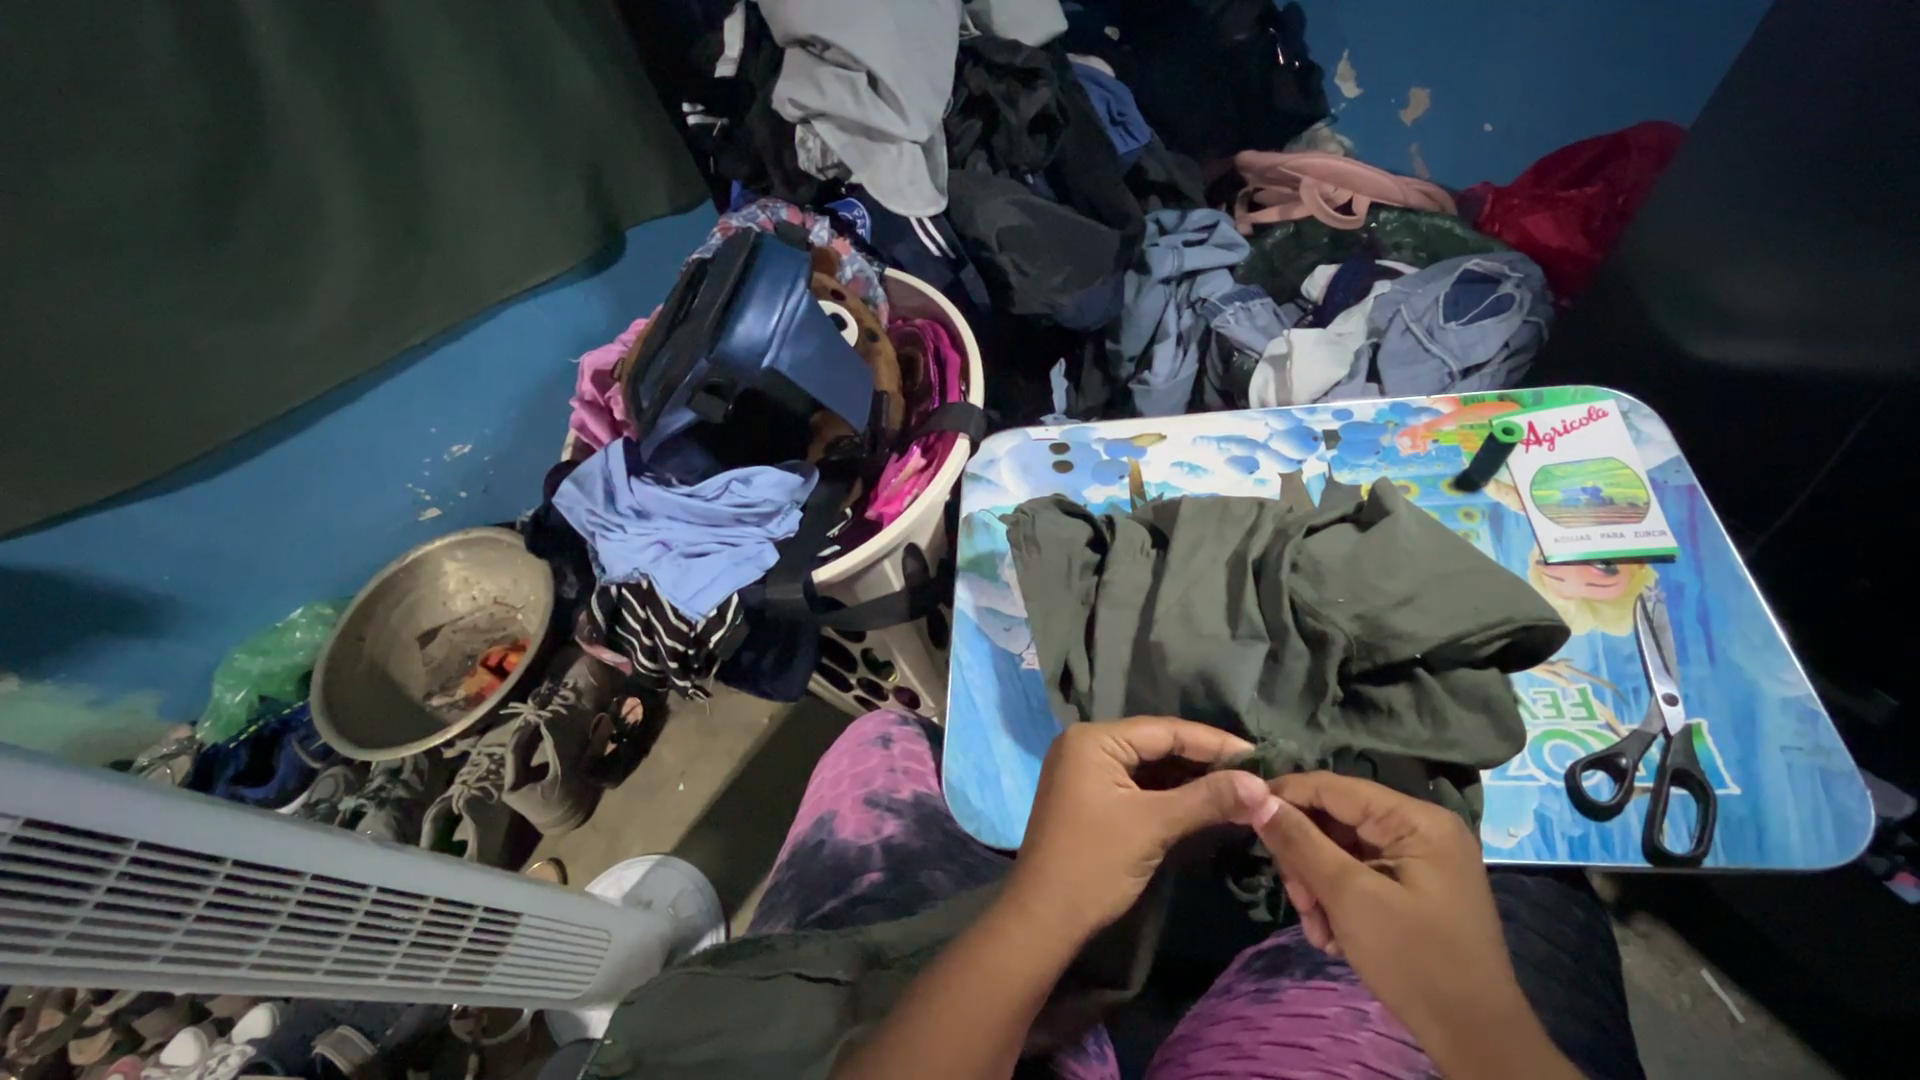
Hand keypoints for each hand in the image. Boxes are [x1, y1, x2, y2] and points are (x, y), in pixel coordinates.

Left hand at [1007, 718, 1278, 942]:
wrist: (1044, 918)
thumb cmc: (1094, 864)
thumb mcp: (1154, 826)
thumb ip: (1207, 799)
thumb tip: (1262, 786)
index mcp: (1093, 739)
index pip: (1165, 730)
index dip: (1215, 742)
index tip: (1262, 756)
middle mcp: (1087, 745)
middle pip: (1158, 744)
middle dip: (1207, 761)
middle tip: (1257, 775)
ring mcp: (1087, 771)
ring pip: (1151, 766)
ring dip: (1193, 779)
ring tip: (1242, 789)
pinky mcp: (1092, 796)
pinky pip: (1140, 785)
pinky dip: (1172, 794)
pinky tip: (1208, 803)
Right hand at [1255, 772, 1575, 1078]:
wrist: (1475, 1039)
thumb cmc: (1416, 961)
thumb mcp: (1350, 898)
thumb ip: (1300, 842)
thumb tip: (1254, 797)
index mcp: (1416, 820)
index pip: (1334, 787)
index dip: (1285, 796)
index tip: (1242, 814)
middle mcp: (1419, 829)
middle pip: (1334, 820)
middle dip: (1306, 858)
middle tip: (1297, 899)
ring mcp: (1417, 860)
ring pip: (1339, 850)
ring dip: (1317, 885)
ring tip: (1317, 927)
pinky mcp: (1411, 887)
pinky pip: (1357, 874)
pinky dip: (1336, 900)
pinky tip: (1331, 935)